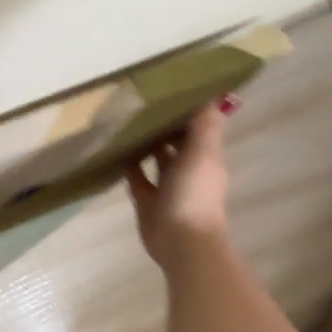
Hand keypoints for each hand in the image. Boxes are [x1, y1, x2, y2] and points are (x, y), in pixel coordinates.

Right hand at [126, 101, 232, 268]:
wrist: (181, 240)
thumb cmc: (194, 194)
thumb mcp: (203, 154)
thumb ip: (205, 126)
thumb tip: (212, 94)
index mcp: (206, 158)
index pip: (199, 129)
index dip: (189, 112)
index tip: (172, 92)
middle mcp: (189, 171)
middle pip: (179, 144)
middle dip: (167, 127)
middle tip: (145, 105)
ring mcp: (168, 188)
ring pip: (159, 162)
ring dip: (149, 147)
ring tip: (130, 126)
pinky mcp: (148, 202)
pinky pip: (139, 181)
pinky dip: (132, 169)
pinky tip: (119, 155)